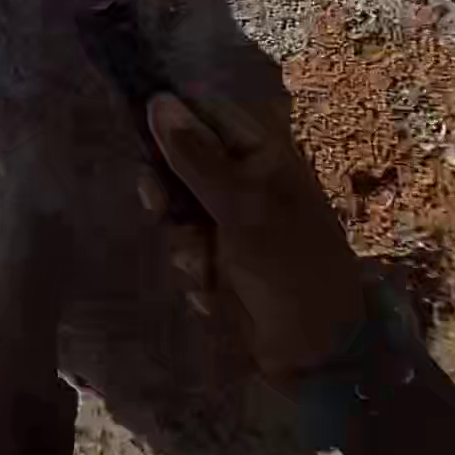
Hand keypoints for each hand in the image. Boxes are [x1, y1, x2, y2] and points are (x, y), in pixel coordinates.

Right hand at [142, 93, 367, 378]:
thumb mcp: (240, 205)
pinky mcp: (216, 251)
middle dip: (164, 188)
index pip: (200, 108)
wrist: (318, 355)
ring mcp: (227, 215)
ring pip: (172, 203)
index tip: (136, 127)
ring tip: (201, 265)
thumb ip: (194, 154)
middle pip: (176, 157)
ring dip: (181, 237)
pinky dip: (192, 264)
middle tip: (158, 206)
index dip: (166, 114)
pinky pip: (181, 241)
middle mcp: (239, 175)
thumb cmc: (288, 265)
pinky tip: (212, 289)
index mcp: (258, 150)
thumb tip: (157, 99)